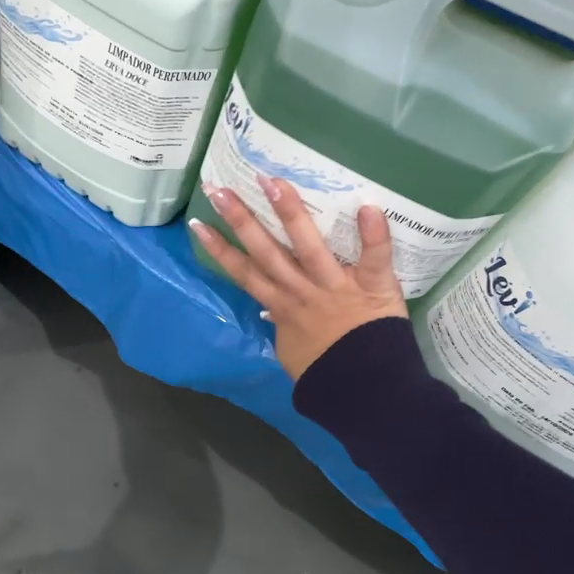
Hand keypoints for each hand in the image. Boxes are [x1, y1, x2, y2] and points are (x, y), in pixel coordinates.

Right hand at [190, 176, 407, 379]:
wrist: (366, 391)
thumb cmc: (327, 374)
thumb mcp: (290, 352)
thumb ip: (281, 325)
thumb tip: (269, 311)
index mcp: (282, 306)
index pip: (244, 272)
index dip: (219, 249)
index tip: (198, 223)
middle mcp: (302, 291)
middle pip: (266, 252)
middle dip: (241, 219)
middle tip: (219, 188)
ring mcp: (335, 287)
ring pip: (308, 246)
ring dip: (290, 213)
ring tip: (273, 182)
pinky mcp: (373, 287)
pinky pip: (375, 258)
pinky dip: (374, 234)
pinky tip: (368, 206)